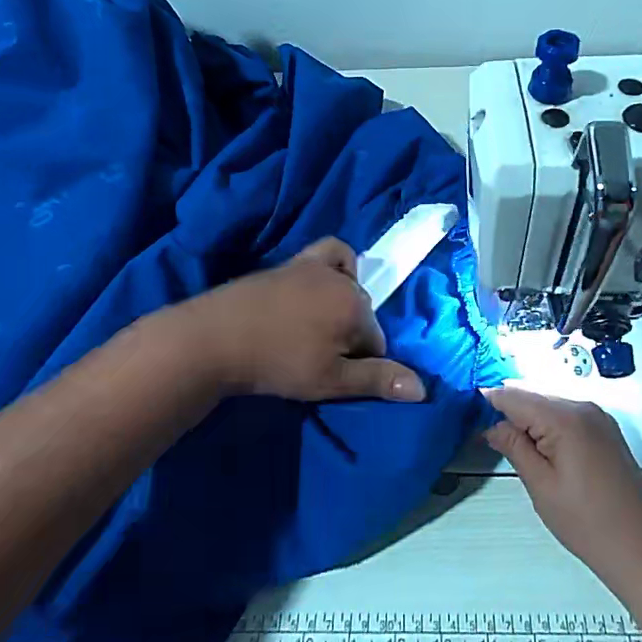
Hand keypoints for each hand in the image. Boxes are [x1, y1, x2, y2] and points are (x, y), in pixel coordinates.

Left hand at [150, 237, 426, 403]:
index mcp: (356, 307)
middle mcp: (342, 280)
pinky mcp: (290, 263)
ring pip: (347, 286)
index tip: (334, 375)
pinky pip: (327, 253)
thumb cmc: (278, 363)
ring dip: (341, 305)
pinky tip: (321, 283)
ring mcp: (314, 266)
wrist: (217, 337)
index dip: (360, 362)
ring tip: (318, 329)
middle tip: (320, 358)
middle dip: (351, 334)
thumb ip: (377, 380)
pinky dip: (336, 264)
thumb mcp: (331, 381)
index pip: (376, 340)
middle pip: (361, 311)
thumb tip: (424, 388)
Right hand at [483, 386, 641, 578]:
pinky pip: (567, 415)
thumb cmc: (586, 522)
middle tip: (488, 438)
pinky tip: (541, 448)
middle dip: (509, 411)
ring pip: (549, 404)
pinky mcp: (607, 431)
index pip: (515, 396)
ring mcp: (599, 417)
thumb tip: (490, 425)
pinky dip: (548, 424)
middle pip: (533, 395)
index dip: (490, 403)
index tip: (470, 418)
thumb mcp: (540, 485)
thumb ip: (514, 446)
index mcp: (565, 418)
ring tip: (512, 446)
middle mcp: (584, 407)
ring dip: (528, 418)